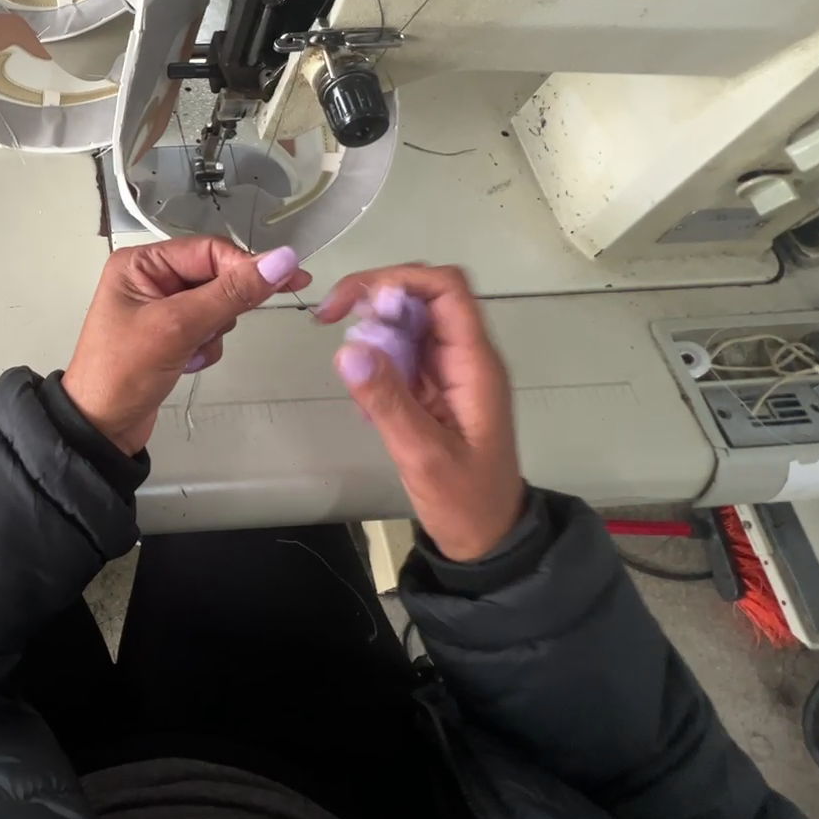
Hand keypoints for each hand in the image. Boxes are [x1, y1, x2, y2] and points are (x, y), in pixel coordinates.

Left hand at [65, 237, 311, 454]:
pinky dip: (206, 347)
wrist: (100, 428)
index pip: (208, 250)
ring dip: (214, 330)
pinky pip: (208, 329)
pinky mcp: (171, 336)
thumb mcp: (177, 327)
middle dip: (223, 306)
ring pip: (217, 305)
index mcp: (141, 263)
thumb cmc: (124, 372)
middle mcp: (150, 278)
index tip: (289, 280)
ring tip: (189, 351)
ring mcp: (160, 308)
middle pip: (215, 276)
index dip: (246, 266)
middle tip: (213, 330)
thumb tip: (283, 260)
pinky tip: (186, 364)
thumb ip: (231, 293)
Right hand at [315, 265, 523, 561]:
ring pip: (408, 318)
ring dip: (370, 323)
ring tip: (341, 348)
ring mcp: (446, 369)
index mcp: (473, 363)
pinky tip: (357, 381)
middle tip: (331, 319)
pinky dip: (372, 352)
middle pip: (422, 294)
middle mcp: (462, 355)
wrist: (487, 538)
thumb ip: (387, 401)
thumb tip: (347, 349)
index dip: (399, 280)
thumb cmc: (465, 499)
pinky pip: (399, 348)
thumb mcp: (423, 454)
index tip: (353, 304)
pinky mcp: (430, 385)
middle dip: (375, 294)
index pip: (445, 289)